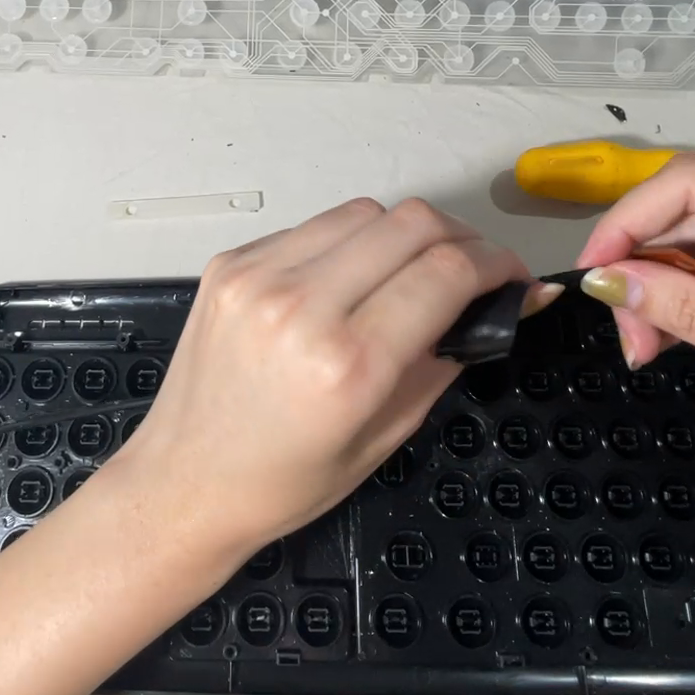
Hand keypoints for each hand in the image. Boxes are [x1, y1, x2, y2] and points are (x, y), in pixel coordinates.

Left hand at [108, 198, 541, 556]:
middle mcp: (299, 305)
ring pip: (364, 212)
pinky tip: (351, 276)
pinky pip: (313, 227)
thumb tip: (500, 305)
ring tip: (413, 270)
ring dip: (405, 234)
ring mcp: (257, 275)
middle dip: (460, 238)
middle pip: (411, 223)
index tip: (511, 276)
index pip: (445, 272)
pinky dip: (349, 243)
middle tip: (474, 268)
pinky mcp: (230, 263)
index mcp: (345, 364)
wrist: (183, 480)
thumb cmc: (282, 482)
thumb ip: (445, 358)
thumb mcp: (385, 436)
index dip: (496, 264)